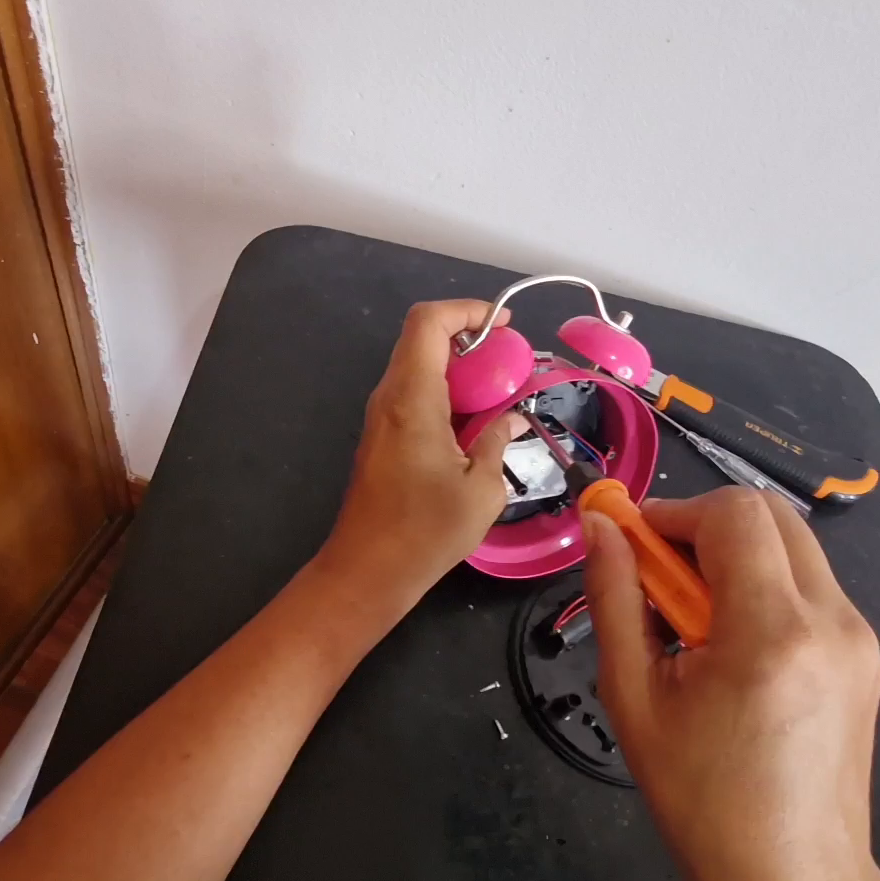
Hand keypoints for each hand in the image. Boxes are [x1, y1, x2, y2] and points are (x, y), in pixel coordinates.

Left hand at [316, 300, 524, 607]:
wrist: (368, 570)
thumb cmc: (426, 531)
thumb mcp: (482, 489)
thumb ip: (498, 442)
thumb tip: (511, 419)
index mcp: (412, 399)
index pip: (428, 322)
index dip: (467, 311)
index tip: (505, 328)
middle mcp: (390, 397)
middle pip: (422, 338)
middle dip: (469, 337)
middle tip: (509, 362)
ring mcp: (381, 416)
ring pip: (417, 366)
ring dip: (458, 368)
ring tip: (498, 392)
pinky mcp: (381, 436)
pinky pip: (413, 394)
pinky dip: (444, 392)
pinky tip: (473, 421)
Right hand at [583, 488, 879, 880]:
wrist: (794, 880)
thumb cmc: (701, 796)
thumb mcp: (633, 694)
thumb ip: (614, 598)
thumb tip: (601, 528)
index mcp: (772, 632)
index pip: (733, 514)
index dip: (674, 512)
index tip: (634, 542)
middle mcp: (831, 621)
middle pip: (769, 513)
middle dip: (703, 522)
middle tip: (659, 570)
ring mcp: (859, 637)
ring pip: (791, 543)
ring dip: (733, 552)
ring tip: (691, 612)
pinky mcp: (865, 654)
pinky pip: (808, 582)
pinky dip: (761, 581)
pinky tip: (729, 637)